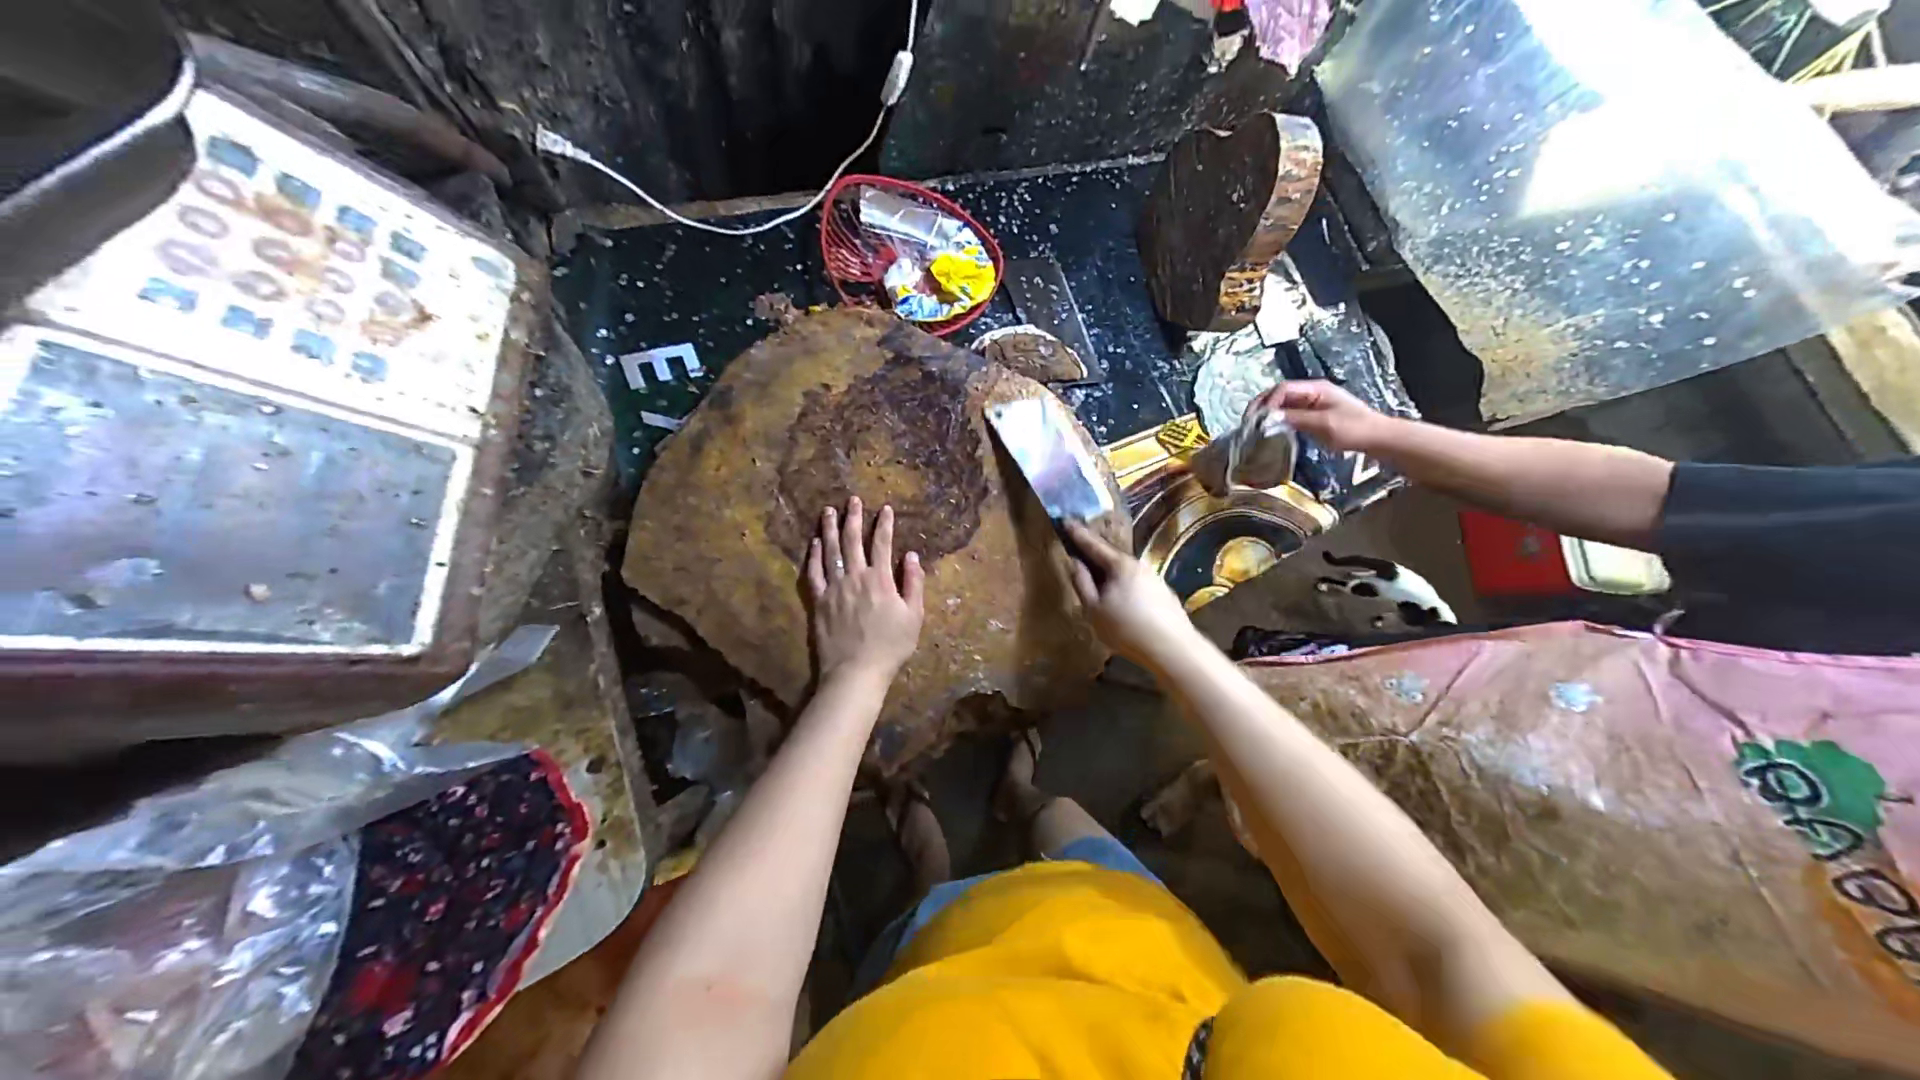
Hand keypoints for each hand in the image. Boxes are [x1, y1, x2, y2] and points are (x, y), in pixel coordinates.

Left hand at [804, 497, 925, 682]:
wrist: (856, 671)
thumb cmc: (890, 646)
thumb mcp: (913, 617)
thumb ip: (913, 584)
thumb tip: (912, 556)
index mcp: (881, 580)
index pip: (882, 544)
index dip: (884, 524)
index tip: (885, 508)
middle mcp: (855, 577)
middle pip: (853, 541)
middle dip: (854, 518)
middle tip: (853, 500)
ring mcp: (834, 588)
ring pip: (831, 551)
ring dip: (830, 529)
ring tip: (829, 511)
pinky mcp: (818, 601)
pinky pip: (814, 572)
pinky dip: (814, 555)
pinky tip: (815, 543)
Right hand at [1063, 521, 1199, 666]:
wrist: (1173, 649)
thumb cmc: (1126, 629)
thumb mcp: (1093, 609)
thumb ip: (1081, 583)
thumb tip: (1075, 563)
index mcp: (1120, 565)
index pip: (1094, 545)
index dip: (1077, 533)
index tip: (1066, 521)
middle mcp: (1139, 565)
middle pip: (1111, 557)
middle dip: (1096, 555)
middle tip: (1080, 551)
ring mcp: (1155, 579)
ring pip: (1125, 572)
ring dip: (1111, 575)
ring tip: (1100, 585)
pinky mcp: (1164, 594)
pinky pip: (1137, 584)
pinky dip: (1126, 588)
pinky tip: (1124, 603)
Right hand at [1253, 380, 1391, 453]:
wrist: (1377, 438)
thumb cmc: (1353, 429)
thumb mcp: (1323, 424)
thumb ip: (1295, 419)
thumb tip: (1268, 418)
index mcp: (1315, 388)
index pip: (1282, 389)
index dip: (1267, 402)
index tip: (1258, 420)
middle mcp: (1311, 391)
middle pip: (1278, 393)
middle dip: (1261, 405)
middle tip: (1248, 423)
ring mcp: (1312, 402)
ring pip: (1281, 403)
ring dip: (1267, 413)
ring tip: (1254, 426)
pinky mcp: (1312, 414)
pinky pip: (1288, 412)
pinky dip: (1276, 419)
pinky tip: (1269, 429)